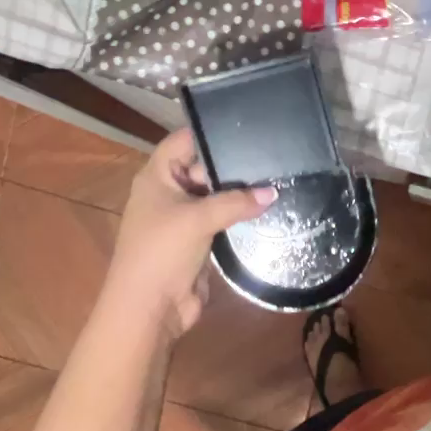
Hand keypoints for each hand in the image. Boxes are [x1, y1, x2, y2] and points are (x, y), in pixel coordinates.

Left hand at [100, 128, 274, 338]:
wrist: (151, 307)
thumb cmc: (162, 252)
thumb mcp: (197, 219)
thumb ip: (236, 203)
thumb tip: (273, 193)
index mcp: (157, 177)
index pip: (183, 141)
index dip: (209, 131)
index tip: (246, 124)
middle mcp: (170, 193)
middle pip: (204, 168)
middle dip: (233, 165)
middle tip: (274, 155)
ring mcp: (185, 220)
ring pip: (216, 198)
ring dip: (241, 195)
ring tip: (279, 179)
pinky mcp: (199, 244)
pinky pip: (223, 223)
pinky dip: (241, 219)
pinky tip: (269, 211)